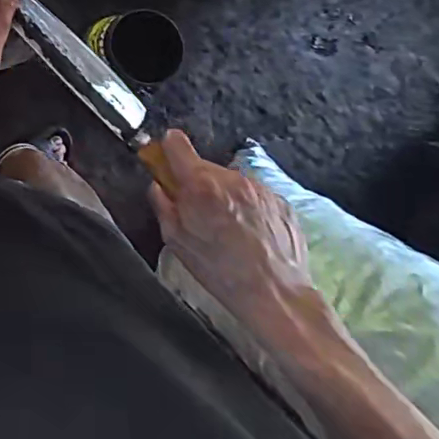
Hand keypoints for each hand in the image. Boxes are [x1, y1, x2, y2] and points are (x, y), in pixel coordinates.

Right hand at [149, 130, 313, 322]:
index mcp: (201, 184)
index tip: (168, 163)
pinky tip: (251, 233)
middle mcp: (230, 177)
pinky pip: (254, 194)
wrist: (276, 296)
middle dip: (198, 184)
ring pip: (231, 181)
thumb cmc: (220, 273)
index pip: (176, 143)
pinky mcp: (280, 199)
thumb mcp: (177, 242)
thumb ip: (163, 205)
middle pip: (205, 166)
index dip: (169, 150)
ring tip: (230, 229)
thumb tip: (158, 185)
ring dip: (224, 195)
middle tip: (200, 213)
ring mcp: (258, 186)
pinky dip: (248, 207)